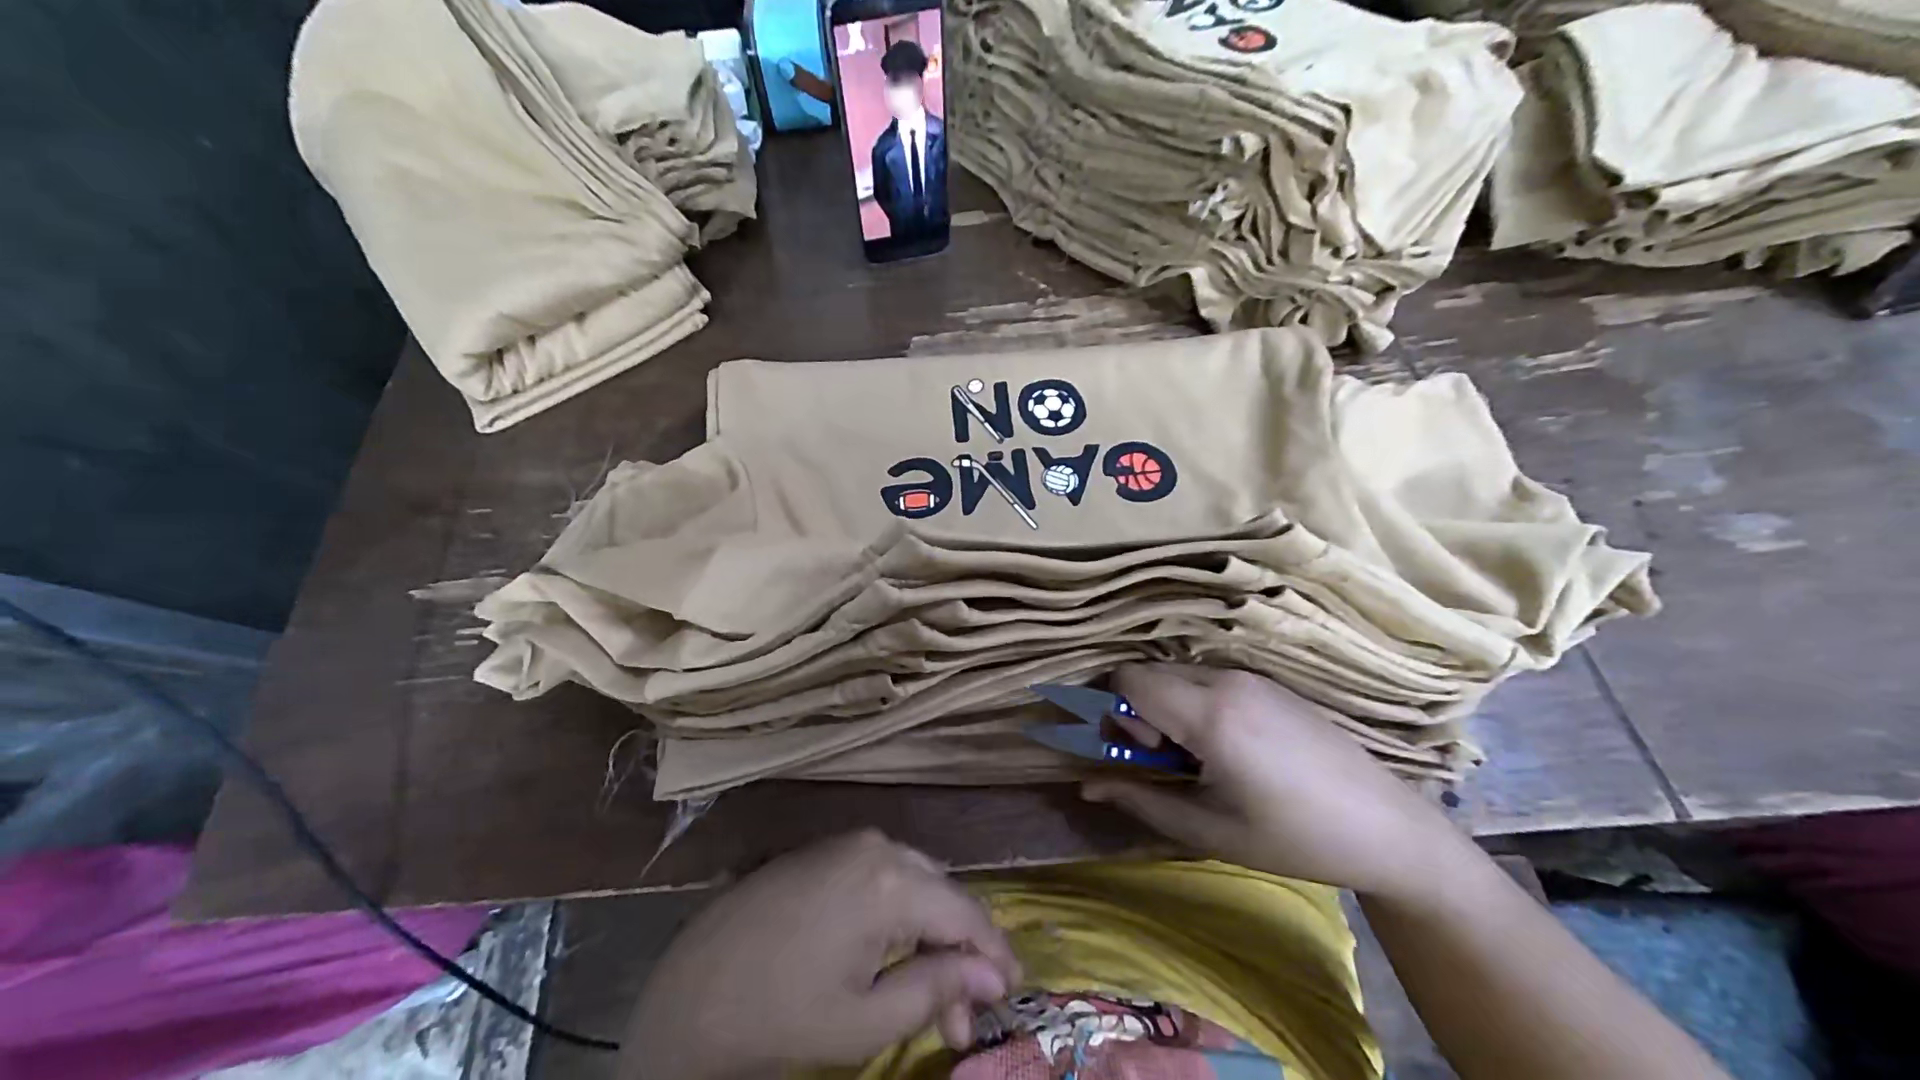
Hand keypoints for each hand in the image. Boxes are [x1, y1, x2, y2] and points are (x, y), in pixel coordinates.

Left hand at [622, 830, 1020, 1079]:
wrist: (687, 994)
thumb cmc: (779, 1015)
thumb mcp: (866, 1021)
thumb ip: (937, 990)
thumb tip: (992, 977)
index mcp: (890, 881)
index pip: (966, 913)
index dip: (995, 954)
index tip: (1014, 992)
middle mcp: (875, 845)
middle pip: (942, 894)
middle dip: (960, 952)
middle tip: (965, 1014)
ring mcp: (844, 843)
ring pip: (914, 882)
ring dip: (930, 933)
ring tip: (931, 991)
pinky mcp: (822, 851)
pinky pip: (880, 875)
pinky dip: (898, 914)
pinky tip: (893, 953)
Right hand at [1082, 664, 1471, 900]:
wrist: (1389, 828)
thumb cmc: (1294, 838)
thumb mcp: (1209, 829)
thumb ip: (1141, 801)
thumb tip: (1086, 786)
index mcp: (1210, 714)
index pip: (1128, 679)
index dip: (1118, 713)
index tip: (1144, 753)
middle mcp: (1227, 681)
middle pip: (1149, 673)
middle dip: (1139, 710)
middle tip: (1166, 759)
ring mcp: (1252, 678)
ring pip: (1178, 674)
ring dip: (1168, 706)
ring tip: (1199, 757)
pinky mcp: (1271, 684)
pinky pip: (1209, 679)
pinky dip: (1196, 703)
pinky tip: (1229, 748)